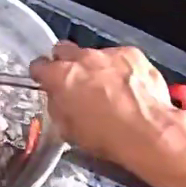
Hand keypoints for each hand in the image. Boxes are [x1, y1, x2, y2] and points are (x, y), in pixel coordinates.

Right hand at [29, 42, 185, 175]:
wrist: (147, 132)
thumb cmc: (105, 136)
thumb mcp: (68, 130)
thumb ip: (57, 107)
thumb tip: (58, 99)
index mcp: (60, 77)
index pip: (39, 66)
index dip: (42, 75)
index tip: (46, 82)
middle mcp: (82, 58)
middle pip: (64, 50)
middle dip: (65, 63)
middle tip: (75, 82)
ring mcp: (108, 54)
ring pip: (94, 54)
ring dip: (96, 68)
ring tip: (109, 89)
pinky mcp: (132, 54)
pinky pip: (119, 57)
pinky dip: (121, 68)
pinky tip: (129, 86)